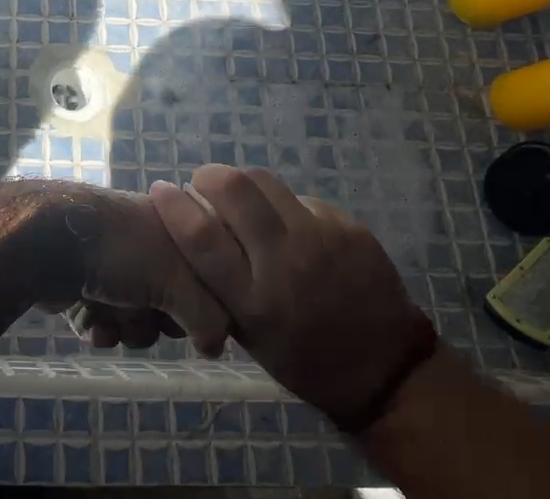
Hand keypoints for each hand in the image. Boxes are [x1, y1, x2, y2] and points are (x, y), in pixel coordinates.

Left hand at [44, 185, 231, 357]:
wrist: (49, 240)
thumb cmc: (122, 249)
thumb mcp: (179, 279)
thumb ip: (210, 318)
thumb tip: (215, 347)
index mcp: (176, 231)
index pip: (208, 282)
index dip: (201, 305)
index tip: (190, 311)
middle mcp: (148, 246)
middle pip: (172, 308)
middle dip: (157, 319)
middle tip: (145, 308)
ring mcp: (115, 266)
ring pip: (138, 321)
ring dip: (126, 325)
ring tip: (110, 310)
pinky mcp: (85, 285)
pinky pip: (105, 323)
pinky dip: (100, 326)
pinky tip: (91, 317)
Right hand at [149, 164, 436, 430]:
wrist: (387, 371)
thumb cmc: (304, 361)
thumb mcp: (248, 334)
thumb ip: (218, 285)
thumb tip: (189, 230)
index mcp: (253, 300)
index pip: (201, 235)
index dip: (173, 205)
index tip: (161, 191)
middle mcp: (286, 263)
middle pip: (234, 189)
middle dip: (208, 177)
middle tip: (203, 185)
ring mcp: (322, 240)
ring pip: (266, 182)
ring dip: (243, 183)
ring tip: (241, 198)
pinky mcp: (350, 228)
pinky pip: (301, 199)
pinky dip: (283, 207)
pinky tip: (288, 227)